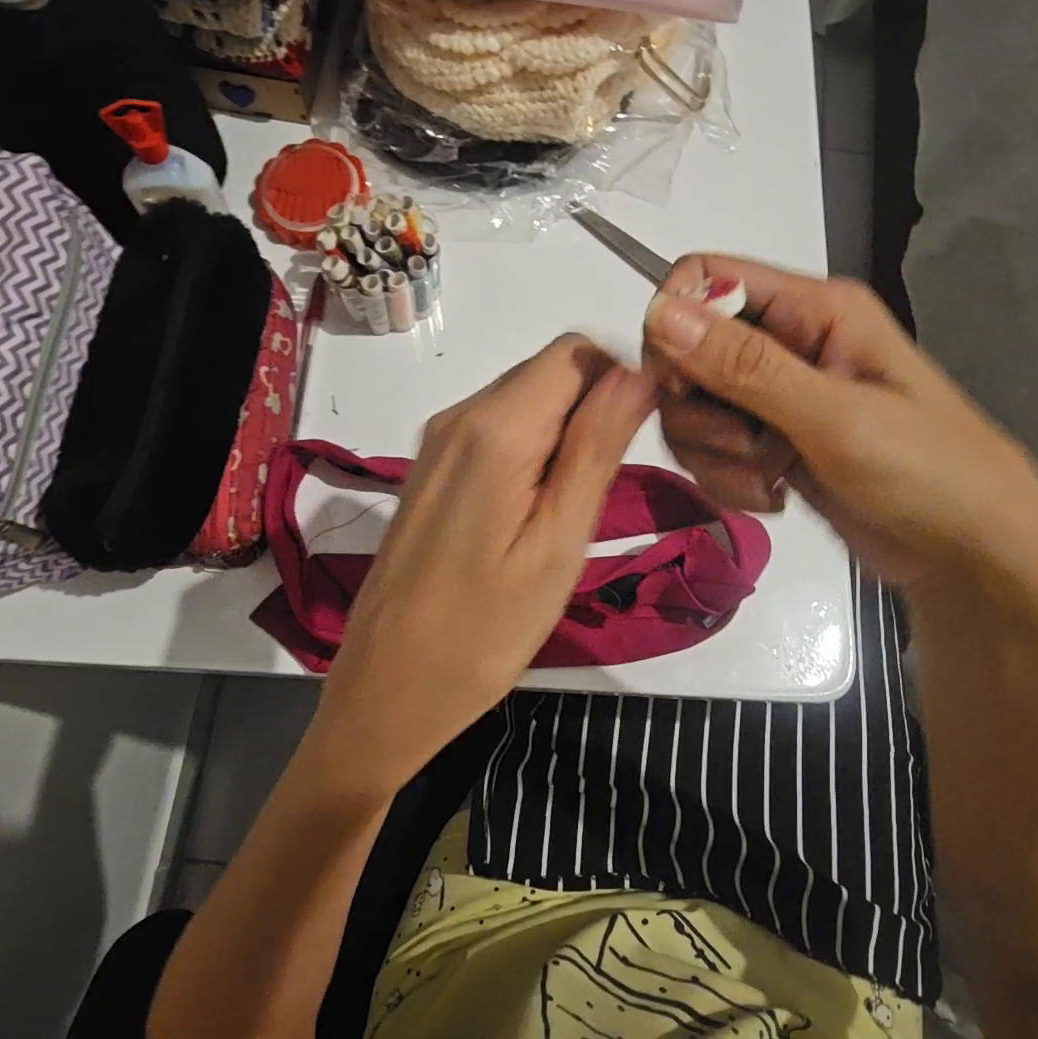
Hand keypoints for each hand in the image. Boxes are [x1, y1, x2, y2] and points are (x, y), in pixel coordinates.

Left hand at [310, 335, 656, 790]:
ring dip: (564, 433)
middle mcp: (457, 416)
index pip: (576, 351)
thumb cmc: (486, 631)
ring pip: (523, 400)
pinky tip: (533, 513)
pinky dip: (530, 451)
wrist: (390, 687)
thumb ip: (596, 449)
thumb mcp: (558, 544)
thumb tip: (638, 370)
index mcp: (494, 427)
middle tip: (610, 487)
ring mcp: (436, 443)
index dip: (622, 377)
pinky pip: (494, 431)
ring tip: (573, 509)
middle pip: (548, 371)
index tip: (647, 435)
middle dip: (594, 406)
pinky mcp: (428, 470)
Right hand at [642, 256, 1037, 633]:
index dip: (673, 326)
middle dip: (702, 413)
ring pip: (691, 413)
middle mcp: (785, 344)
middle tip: (748, 445)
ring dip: (719, 456)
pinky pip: (710, 453)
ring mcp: (773, 400)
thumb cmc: (927, 472)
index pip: (705, 279)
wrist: (965, 556)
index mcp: (811, 310)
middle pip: (685, 356)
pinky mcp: (766, 446)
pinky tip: (776, 496)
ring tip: (773, 478)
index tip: (676, 387)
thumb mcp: (835, 417)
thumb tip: (659, 313)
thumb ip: (745, 366)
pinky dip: (730, 481)